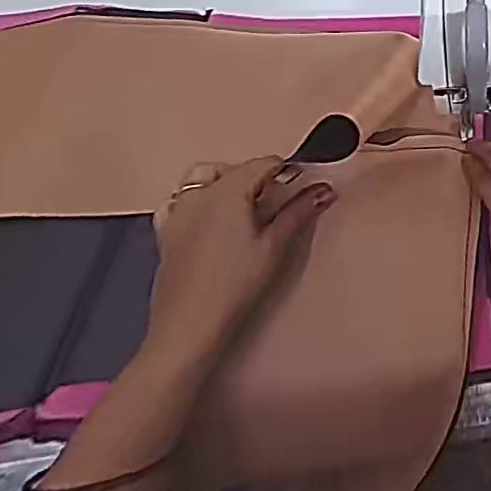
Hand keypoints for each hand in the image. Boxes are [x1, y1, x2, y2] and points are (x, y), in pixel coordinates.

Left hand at [145, 157, 335, 357]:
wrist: (187, 327)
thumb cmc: (235, 285)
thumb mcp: (273, 247)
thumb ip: (298, 212)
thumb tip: (324, 189)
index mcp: (227, 191)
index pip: (263, 164)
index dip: (286, 171)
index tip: (300, 187)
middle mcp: (199, 193)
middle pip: (234, 168)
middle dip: (258, 177)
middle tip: (277, 203)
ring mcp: (178, 212)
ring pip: (203, 177)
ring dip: (226, 181)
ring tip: (244, 207)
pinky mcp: (165, 232)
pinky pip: (179, 200)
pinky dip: (197, 199)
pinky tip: (208, 219)